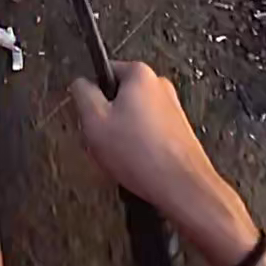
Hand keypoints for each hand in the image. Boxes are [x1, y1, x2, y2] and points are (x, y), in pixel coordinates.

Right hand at [70, 62, 256, 249]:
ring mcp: (172, 111)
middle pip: (118, 97)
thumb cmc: (143, 156)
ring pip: (133, 118)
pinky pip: (149, 136)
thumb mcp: (93, 118)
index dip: (92, 97)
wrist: (185, 191)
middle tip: (105, 140)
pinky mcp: (179, 134)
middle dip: (108, 119)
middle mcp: (159, 86)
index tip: (93, 116)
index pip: (102, 73)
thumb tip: (80, 85)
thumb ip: (81, 92)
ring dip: (123, 136)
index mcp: (139, 74)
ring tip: (123, 158)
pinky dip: (141, 149)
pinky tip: (138, 166)